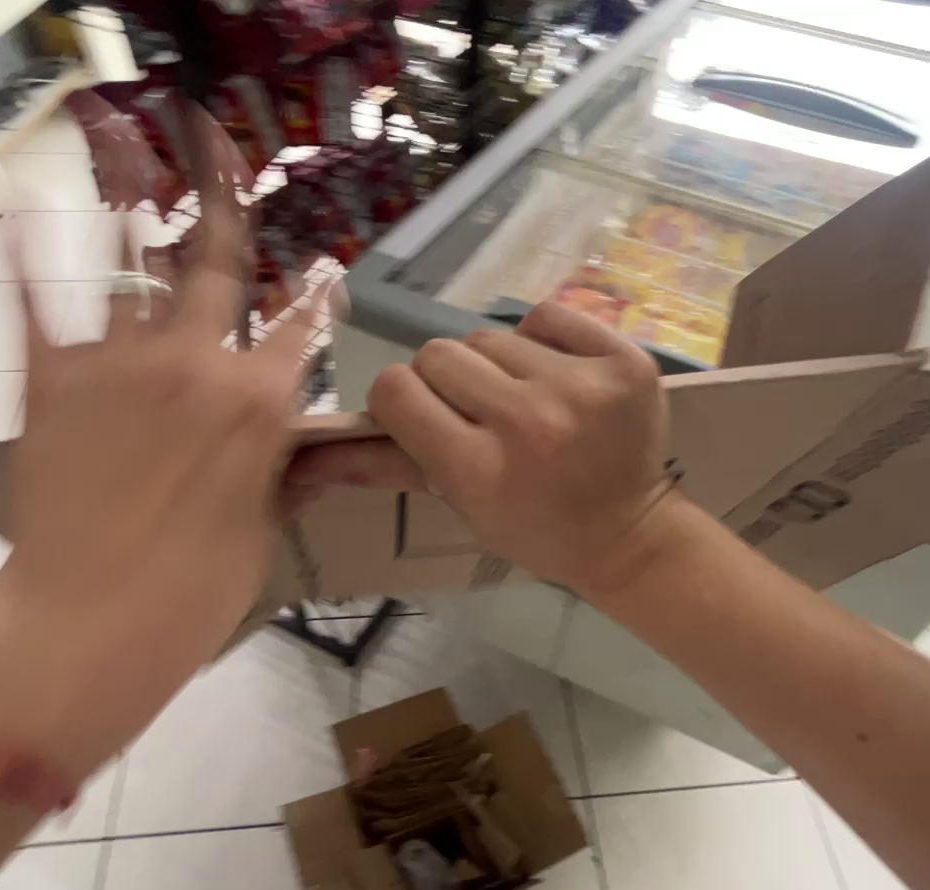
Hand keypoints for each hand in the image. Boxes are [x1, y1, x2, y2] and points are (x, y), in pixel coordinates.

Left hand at [0, 108, 326, 775]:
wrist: (93, 624)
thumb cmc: (197, 592)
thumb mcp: (259, 531)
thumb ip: (275, 474)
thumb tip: (292, 452)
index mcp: (258, 407)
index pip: (301, 332)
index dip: (317, 296)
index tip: (326, 269)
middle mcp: (195, 365)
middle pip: (218, 273)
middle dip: (227, 215)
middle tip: (223, 160)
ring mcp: (117, 365)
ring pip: (133, 273)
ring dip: (137, 214)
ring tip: (135, 152)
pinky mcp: (48, 382)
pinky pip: (35, 305)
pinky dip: (25, 254)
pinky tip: (19, 205)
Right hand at [287, 302, 678, 598]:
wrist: (627, 534)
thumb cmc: (532, 528)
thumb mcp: (459, 506)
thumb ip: (387, 468)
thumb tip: (302, 457)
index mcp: (477, 470)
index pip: (395, 390)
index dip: (401, 401)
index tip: (424, 417)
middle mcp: (526, 422)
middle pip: (438, 354)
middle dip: (447, 383)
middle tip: (479, 414)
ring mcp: (581, 387)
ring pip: (489, 335)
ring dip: (495, 365)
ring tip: (525, 400)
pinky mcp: (623, 361)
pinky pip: (546, 315)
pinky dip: (541, 340)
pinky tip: (558, 376)